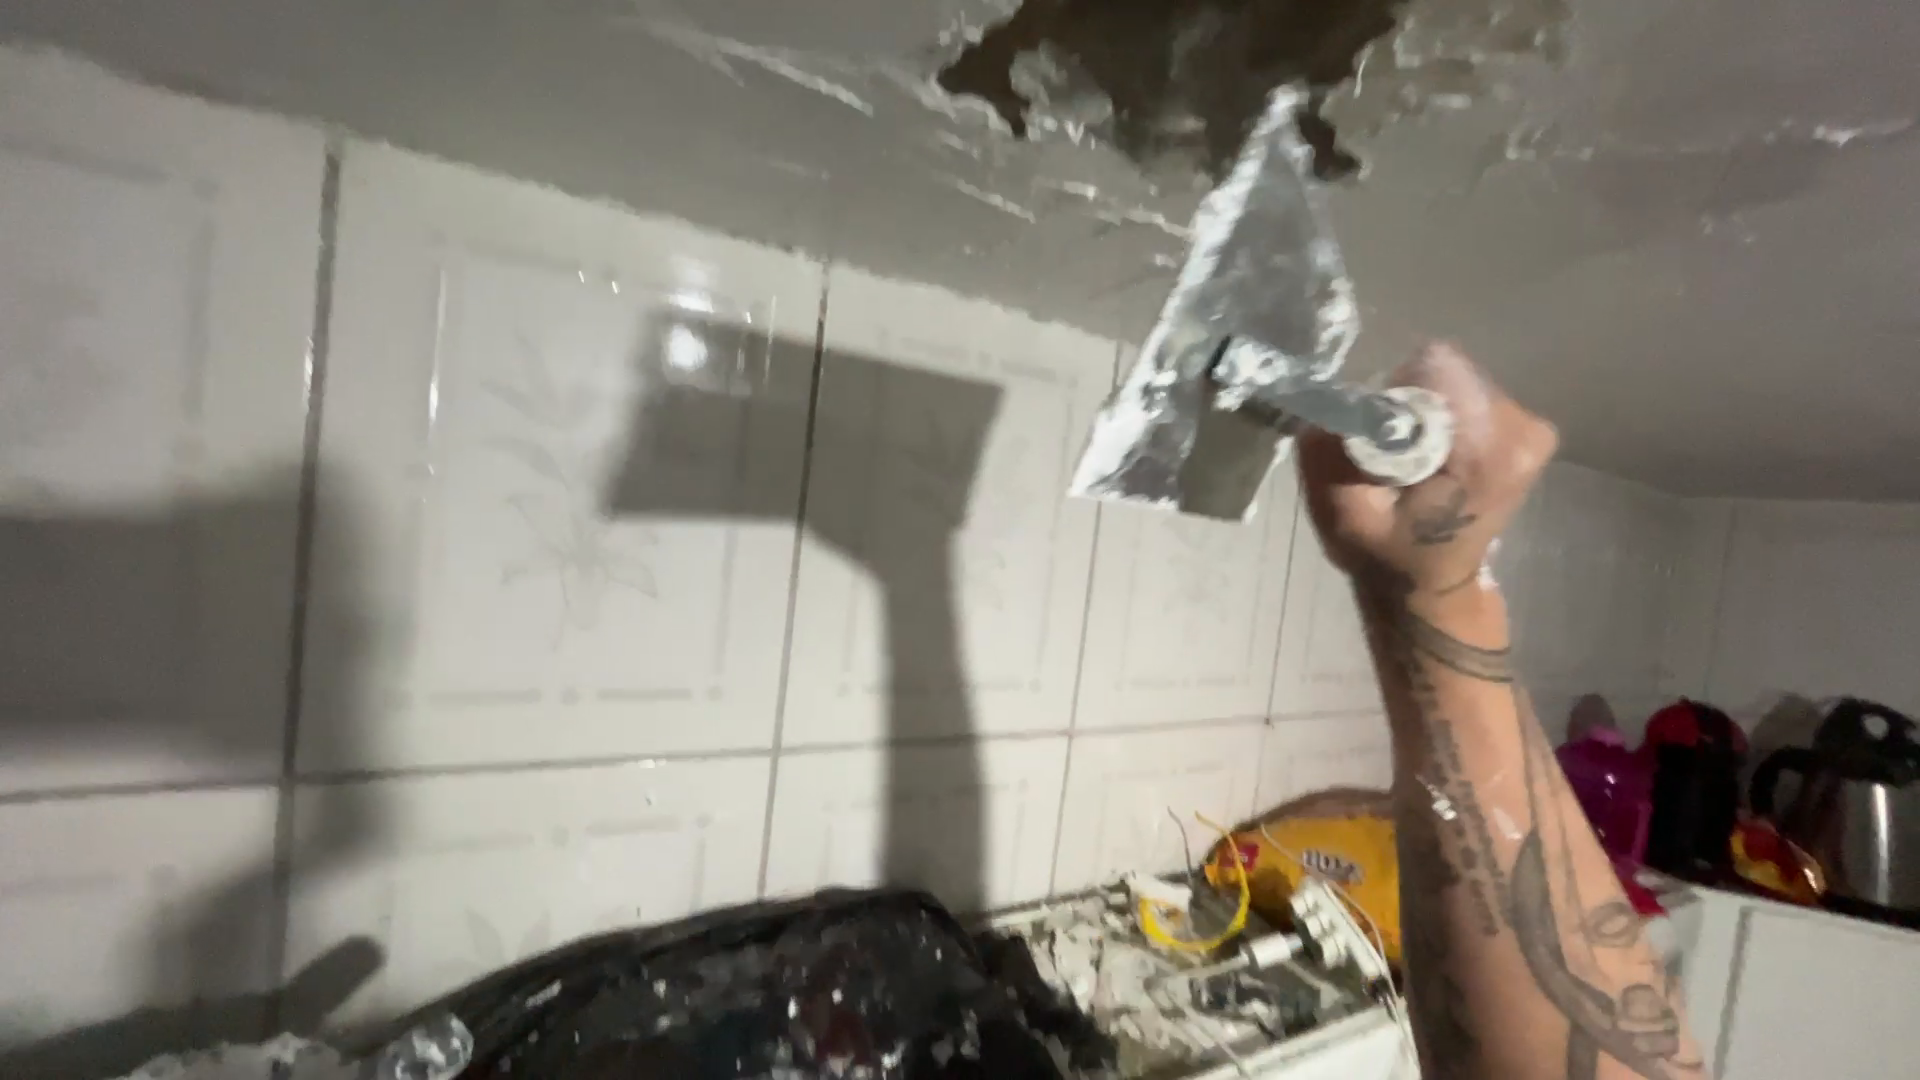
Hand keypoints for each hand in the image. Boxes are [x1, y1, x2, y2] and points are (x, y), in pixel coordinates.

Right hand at [1295, 343, 1556, 604]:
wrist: (1431, 584)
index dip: (1392, 394)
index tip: (1378, 435)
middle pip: (1445, 372)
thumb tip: (1331, 402)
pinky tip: (1430, 459)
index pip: (1436, 366)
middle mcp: (1522, 428)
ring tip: (1409, 460)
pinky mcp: (1529, 430)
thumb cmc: (1385, 554)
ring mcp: (1532, 429)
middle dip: (1406, 404)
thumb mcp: (1341, 512)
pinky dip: (1440, 419)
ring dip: (1421, 412)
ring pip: (1456, 380)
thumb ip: (1331, 454)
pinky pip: (1468, 395)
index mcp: (1484, 450)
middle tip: (1389, 454)